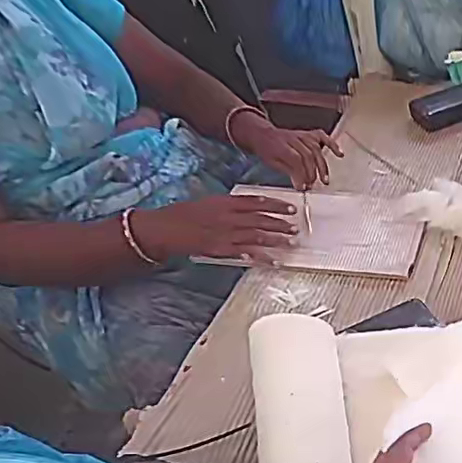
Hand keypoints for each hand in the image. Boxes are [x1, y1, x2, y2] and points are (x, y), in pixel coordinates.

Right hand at [126, 194, 296, 262]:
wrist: (165, 228)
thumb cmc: (183, 215)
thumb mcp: (207, 203)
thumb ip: (228, 206)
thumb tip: (246, 208)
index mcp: (225, 202)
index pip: (255, 201)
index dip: (274, 204)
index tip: (289, 206)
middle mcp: (228, 216)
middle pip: (260, 218)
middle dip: (280, 222)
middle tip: (295, 225)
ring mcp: (226, 233)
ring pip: (257, 235)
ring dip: (276, 239)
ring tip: (291, 241)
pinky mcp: (223, 249)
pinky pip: (247, 254)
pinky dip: (262, 258)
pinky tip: (274, 261)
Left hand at [229, 109, 341, 188]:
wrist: (263, 134)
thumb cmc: (267, 149)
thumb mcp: (272, 163)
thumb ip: (288, 172)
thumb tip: (300, 184)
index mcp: (281, 145)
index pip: (296, 160)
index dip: (301, 175)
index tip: (303, 187)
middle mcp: (293, 138)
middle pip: (308, 156)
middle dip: (311, 173)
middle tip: (311, 185)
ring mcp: (301, 135)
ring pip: (316, 149)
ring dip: (322, 166)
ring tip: (324, 180)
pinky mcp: (308, 134)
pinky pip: (322, 137)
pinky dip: (332, 145)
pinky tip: (339, 154)